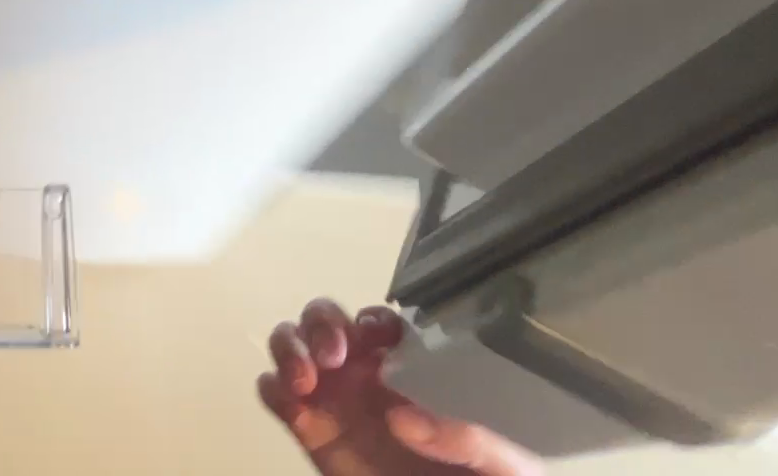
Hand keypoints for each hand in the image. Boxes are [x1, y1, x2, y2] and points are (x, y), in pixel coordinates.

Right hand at [258, 299, 542, 475]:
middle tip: (330, 356)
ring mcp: (329, 395)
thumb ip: (467, 440)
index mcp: (405, 368)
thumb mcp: (506, 470)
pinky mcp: (305, 425)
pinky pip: (271, 391)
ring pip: (288, 342)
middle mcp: (359, 370)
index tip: (377, 337)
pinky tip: (295, 409)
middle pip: (321, 317)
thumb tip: (400, 417)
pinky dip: (274, 390)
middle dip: (318, 325)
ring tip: (303, 380)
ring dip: (288, 348)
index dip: (372, 319)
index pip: (378, 321)